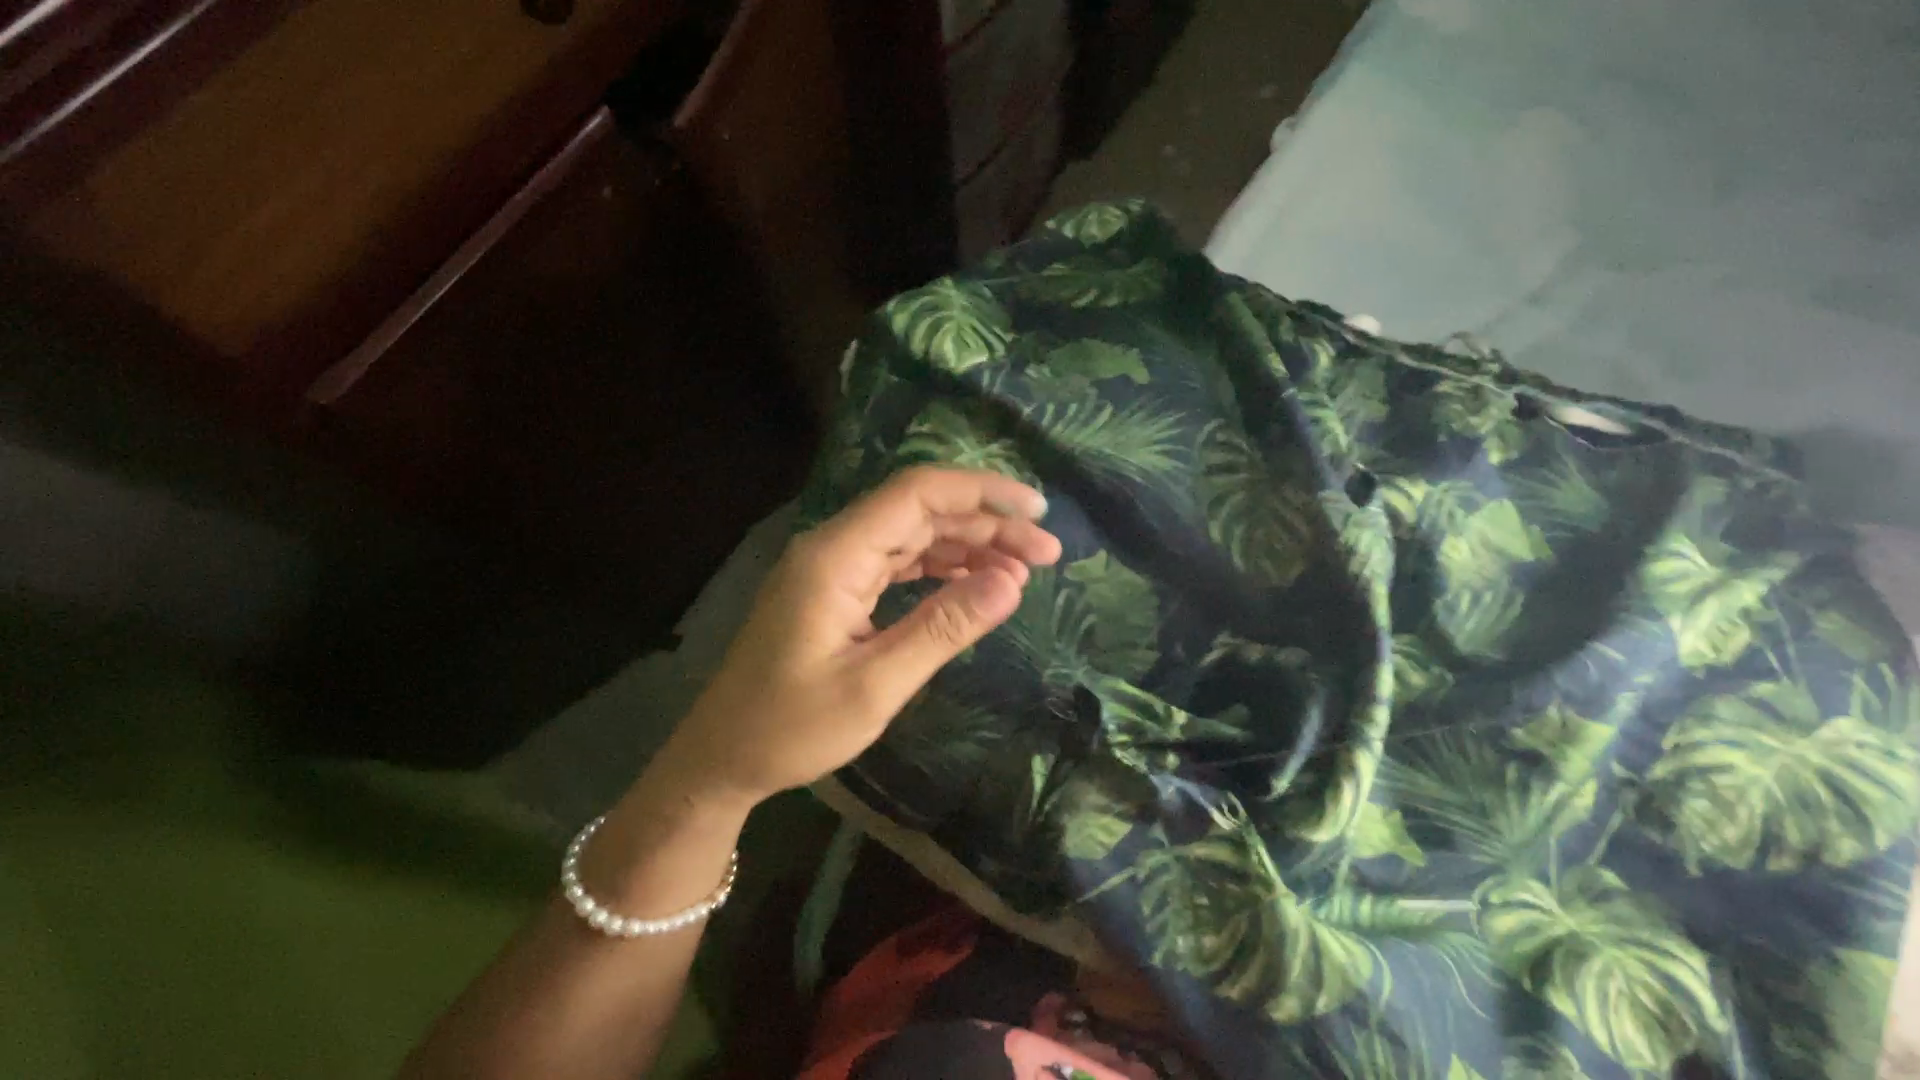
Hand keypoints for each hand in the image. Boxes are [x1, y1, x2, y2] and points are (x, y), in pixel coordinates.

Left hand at [659, 467, 1060, 807]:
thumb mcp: (876, 685)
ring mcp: (832, 568)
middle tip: (1048, 554)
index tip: (1036, 512)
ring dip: (968, 546)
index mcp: (836, 556)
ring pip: (911, 535)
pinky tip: (976, 584)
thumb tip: (1014, 582)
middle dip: (986, 525)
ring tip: (1024, 570)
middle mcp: (833, 547)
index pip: (917, 495)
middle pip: (920, 512)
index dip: (981, 492)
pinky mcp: (835, 590)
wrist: (722, 757)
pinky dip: (940, 569)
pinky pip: (896, 563)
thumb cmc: (791, 728)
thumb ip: (943, 628)